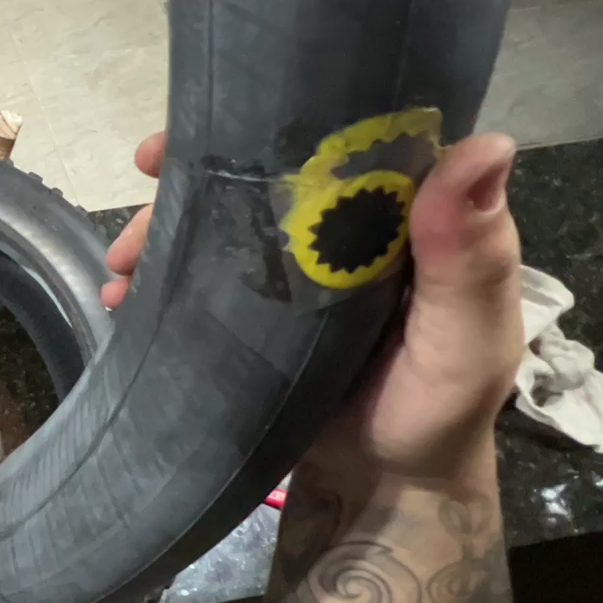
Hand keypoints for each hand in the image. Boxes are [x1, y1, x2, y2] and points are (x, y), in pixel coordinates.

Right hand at [106, 130, 522, 479]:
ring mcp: (283, 278)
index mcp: (393, 219)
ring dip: (159, 235)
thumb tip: (484, 147)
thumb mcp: (467, 339)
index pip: (335, 144)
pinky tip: (120, 298)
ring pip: (214, 234)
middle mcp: (332, 235)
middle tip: (141, 178)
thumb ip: (469, 260)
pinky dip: (152, 286)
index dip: (276, 121)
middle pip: (255, 184)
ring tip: (118, 265)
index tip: (212, 120)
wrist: (376, 483)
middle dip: (191, 179)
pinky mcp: (244, 318)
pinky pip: (194, 287)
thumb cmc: (434, 411)